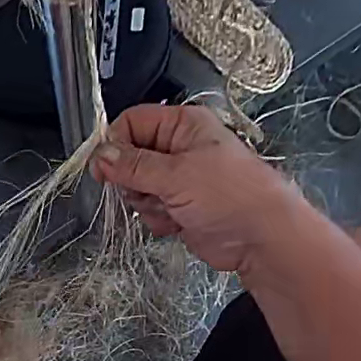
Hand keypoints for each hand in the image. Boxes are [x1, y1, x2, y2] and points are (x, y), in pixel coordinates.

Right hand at [91, 104, 314, 274]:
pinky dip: (158, 219)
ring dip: (146, 204)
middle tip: (148, 192)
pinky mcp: (179, 207)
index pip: (132, 122)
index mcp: (182, 125)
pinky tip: (176, 223)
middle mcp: (178, 148)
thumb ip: (133, 165)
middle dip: (132, 181)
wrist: (259, 237)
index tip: (102, 169)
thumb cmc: (228, 194)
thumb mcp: (176, 174)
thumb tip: (100, 155)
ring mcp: (178, 180)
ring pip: (137, 188)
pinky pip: (150, 210)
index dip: (114, 144)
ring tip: (170, 209)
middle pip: (129, 158)